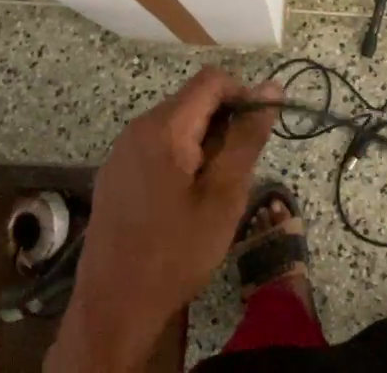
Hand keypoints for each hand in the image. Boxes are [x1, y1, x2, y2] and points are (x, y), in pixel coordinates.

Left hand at [47, 68, 280, 372]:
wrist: (114, 306)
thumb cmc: (176, 250)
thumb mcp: (224, 195)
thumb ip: (247, 137)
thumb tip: (272, 89)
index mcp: (164, 126)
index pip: (212, 80)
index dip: (243, 96)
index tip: (256, 135)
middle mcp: (138, 127)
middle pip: (193, 100)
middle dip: (223, 125)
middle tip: (235, 174)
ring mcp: (122, 150)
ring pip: (176, 124)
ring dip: (203, 144)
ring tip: (212, 192)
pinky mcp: (115, 172)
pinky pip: (156, 145)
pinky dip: (180, 158)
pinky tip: (183, 202)